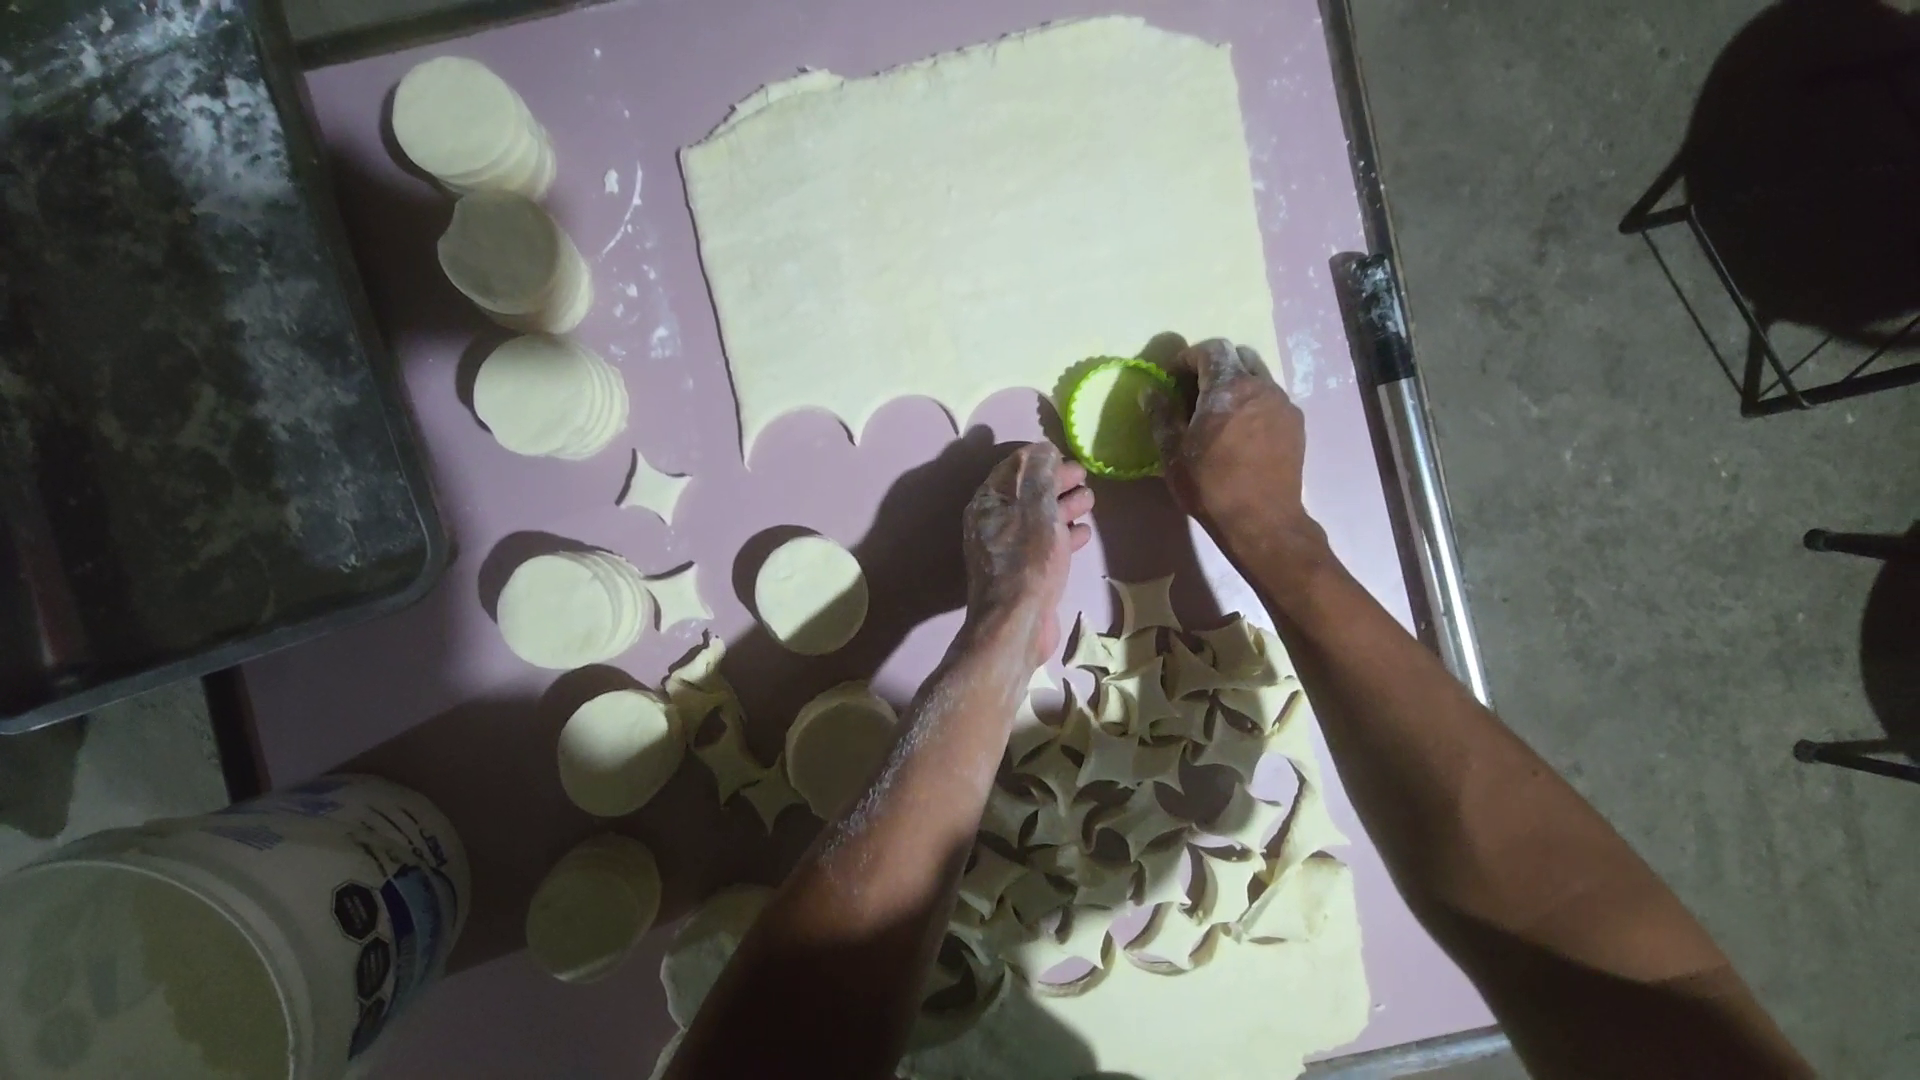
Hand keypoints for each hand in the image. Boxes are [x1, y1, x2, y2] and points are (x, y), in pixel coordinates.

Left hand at [960, 442, 1093, 665]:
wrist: (1017, 623)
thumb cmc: (1028, 559)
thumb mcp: (1037, 506)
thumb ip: (1040, 474)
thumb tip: (1044, 450)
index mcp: (989, 502)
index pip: (1014, 467)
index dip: (1042, 459)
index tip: (1068, 457)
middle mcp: (992, 523)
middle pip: (1028, 492)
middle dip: (1056, 481)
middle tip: (1084, 477)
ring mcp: (1007, 550)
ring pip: (1038, 518)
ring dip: (1063, 506)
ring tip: (1089, 501)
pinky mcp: (1023, 573)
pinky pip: (1044, 545)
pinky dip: (1063, 535)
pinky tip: (1083, 533)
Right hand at [1146, 338, 1323, 562]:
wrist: (1262, 520)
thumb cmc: (1210, 485)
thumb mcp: (1173, 452)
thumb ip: (1160, 415)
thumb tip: (1150, 390)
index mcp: (1229, 387)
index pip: (1211, 349)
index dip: (1188, 358)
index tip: (1173, 379)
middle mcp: (1261, 386)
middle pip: (1238, 357)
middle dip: (1213, 367)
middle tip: (1194, 394)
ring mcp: (1283, 404)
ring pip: (1258, 377)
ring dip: (1235, 385)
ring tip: (1218, 414)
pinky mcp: (1295, 425)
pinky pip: (1271, 400)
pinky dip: (1252, 403)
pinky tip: (1240, 433)